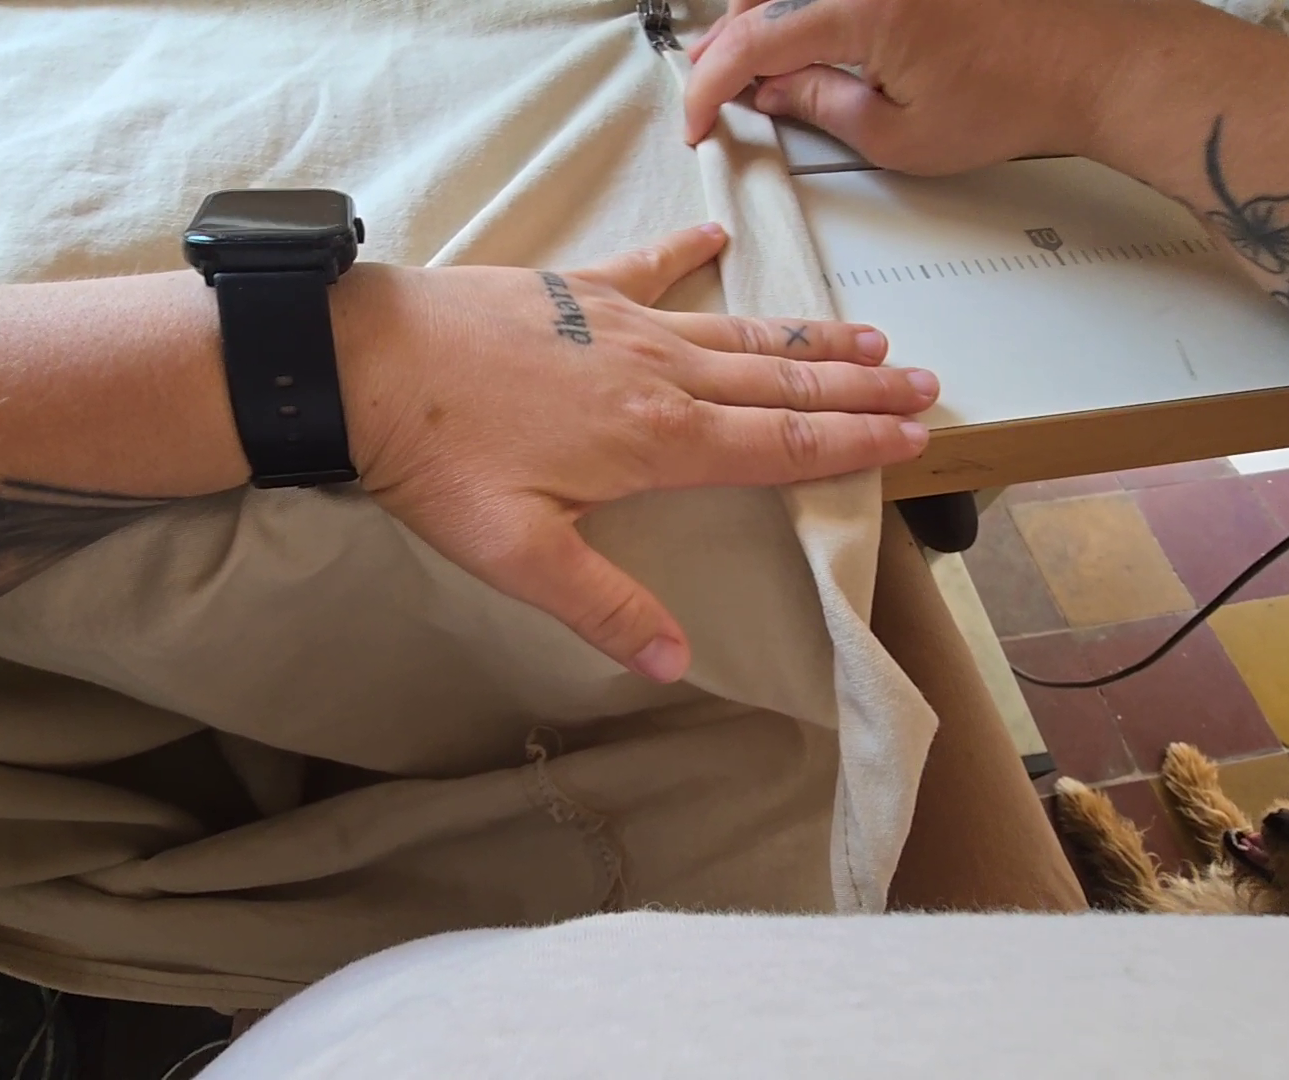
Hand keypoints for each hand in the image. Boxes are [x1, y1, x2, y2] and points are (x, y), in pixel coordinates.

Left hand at [331, 224, 938, 682]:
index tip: (911, 435)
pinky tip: (717, 235)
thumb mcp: (518, 555)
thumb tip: (673, 662)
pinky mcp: (572, 290)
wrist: (367, 364)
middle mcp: (655, 374)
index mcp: (654, 441)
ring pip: (735, 330)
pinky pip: (646, 267)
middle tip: (921, 379)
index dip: (849, 442)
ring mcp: (616, 322)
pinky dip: (686, 253)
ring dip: (804, 334)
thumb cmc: (440, 462)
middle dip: (855, 385)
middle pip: (778, 380)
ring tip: (866, 333)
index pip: (778, 444)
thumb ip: (602, 605)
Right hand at [684, 0, 1166, 174]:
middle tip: (708, 88)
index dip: (712, 87)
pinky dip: (802, 2)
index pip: (755, 41)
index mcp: (867, 5)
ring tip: (740, 59)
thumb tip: (767, 91)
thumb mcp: (892, 134)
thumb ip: (816, 103)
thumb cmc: (1011, 100)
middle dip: (725, 45)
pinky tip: (795, 26)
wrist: (1097, 62)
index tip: (695, 120)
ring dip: (759, 15)